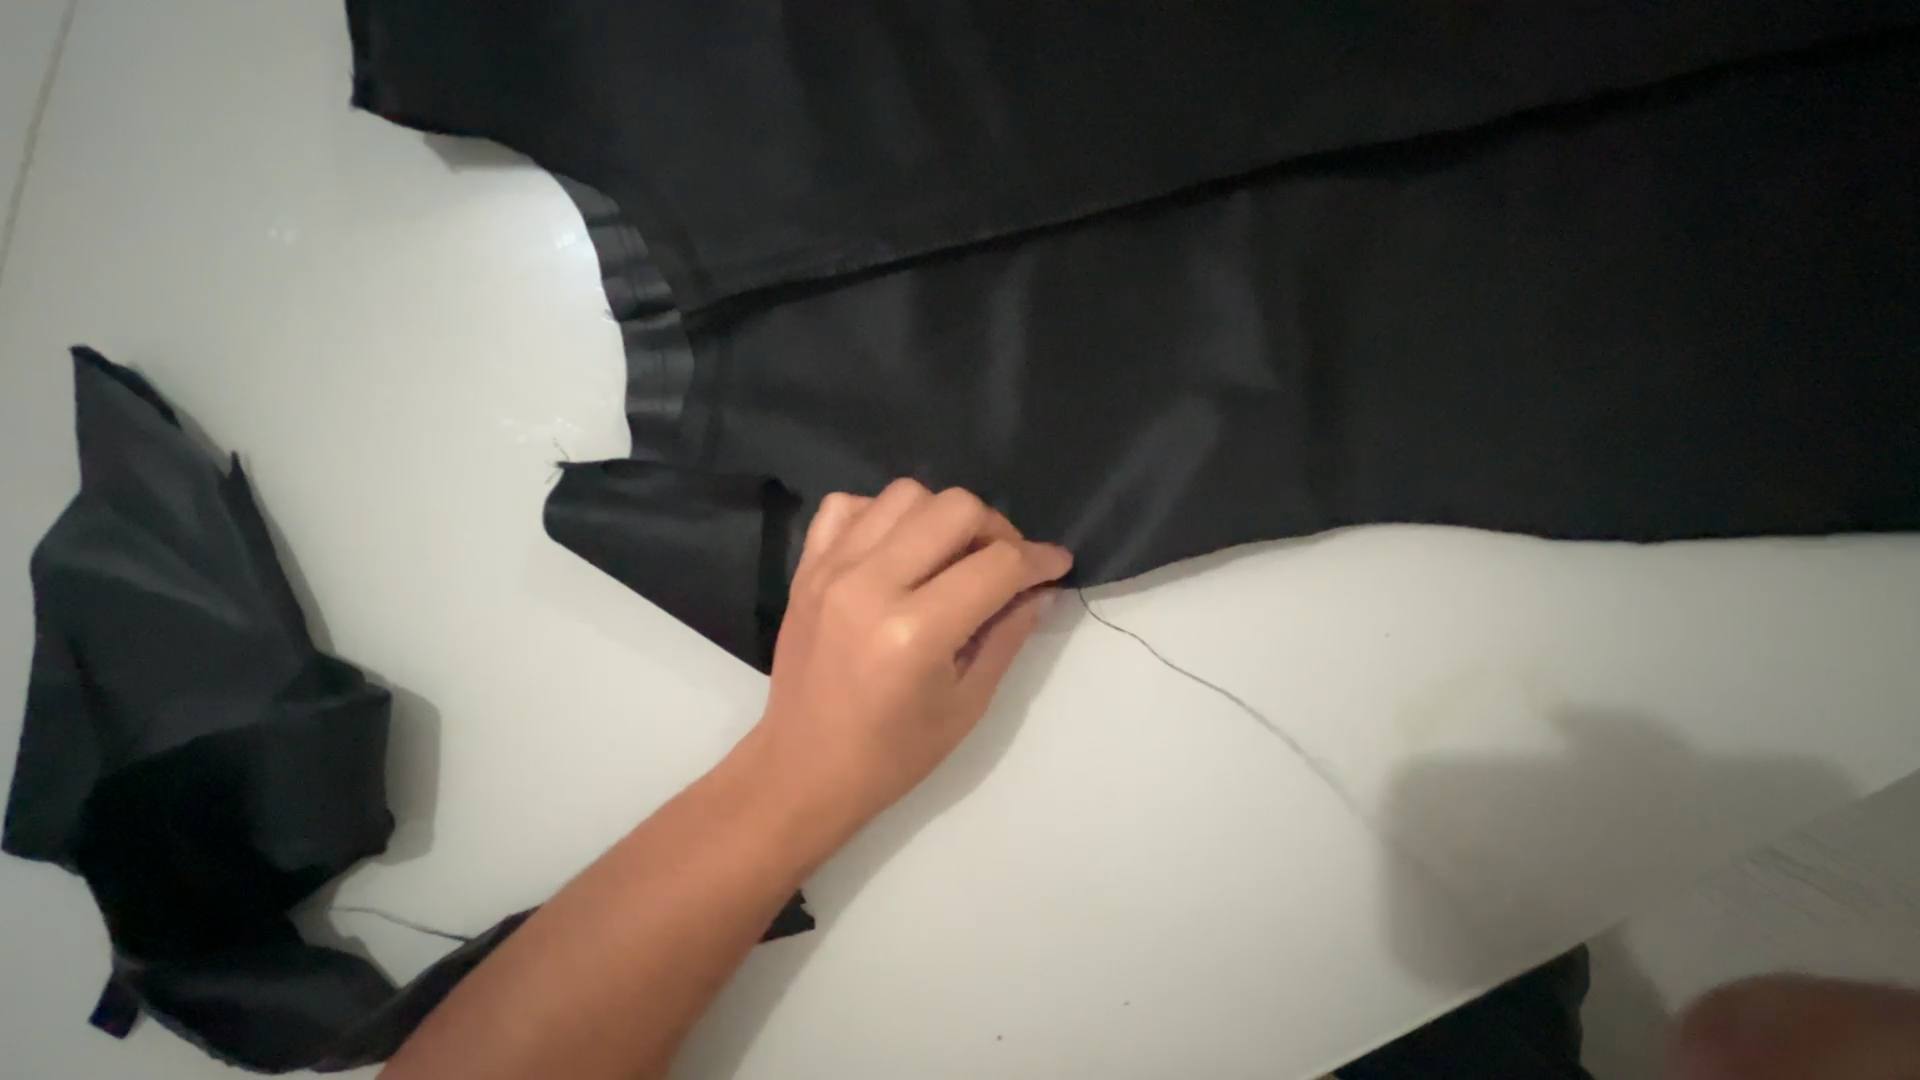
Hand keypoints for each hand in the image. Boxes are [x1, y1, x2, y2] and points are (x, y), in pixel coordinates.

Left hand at [745, 479, 1071, 840]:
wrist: (802, 768)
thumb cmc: (892, 754)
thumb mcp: (967, 704)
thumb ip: (1008, 636)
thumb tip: (1042, 588)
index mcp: (915, 632)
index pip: (997, 564)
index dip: (1040, 559)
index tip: (1056, 564)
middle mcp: (870, 585)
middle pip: (955, 508)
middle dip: (998, 528)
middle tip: (1005, 563)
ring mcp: (831, 569)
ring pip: (905, 494)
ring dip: (943, 516)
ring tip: (952, 555)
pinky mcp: (806, 567)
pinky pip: (848, 505)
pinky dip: (882, 515)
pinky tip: (897, 549)